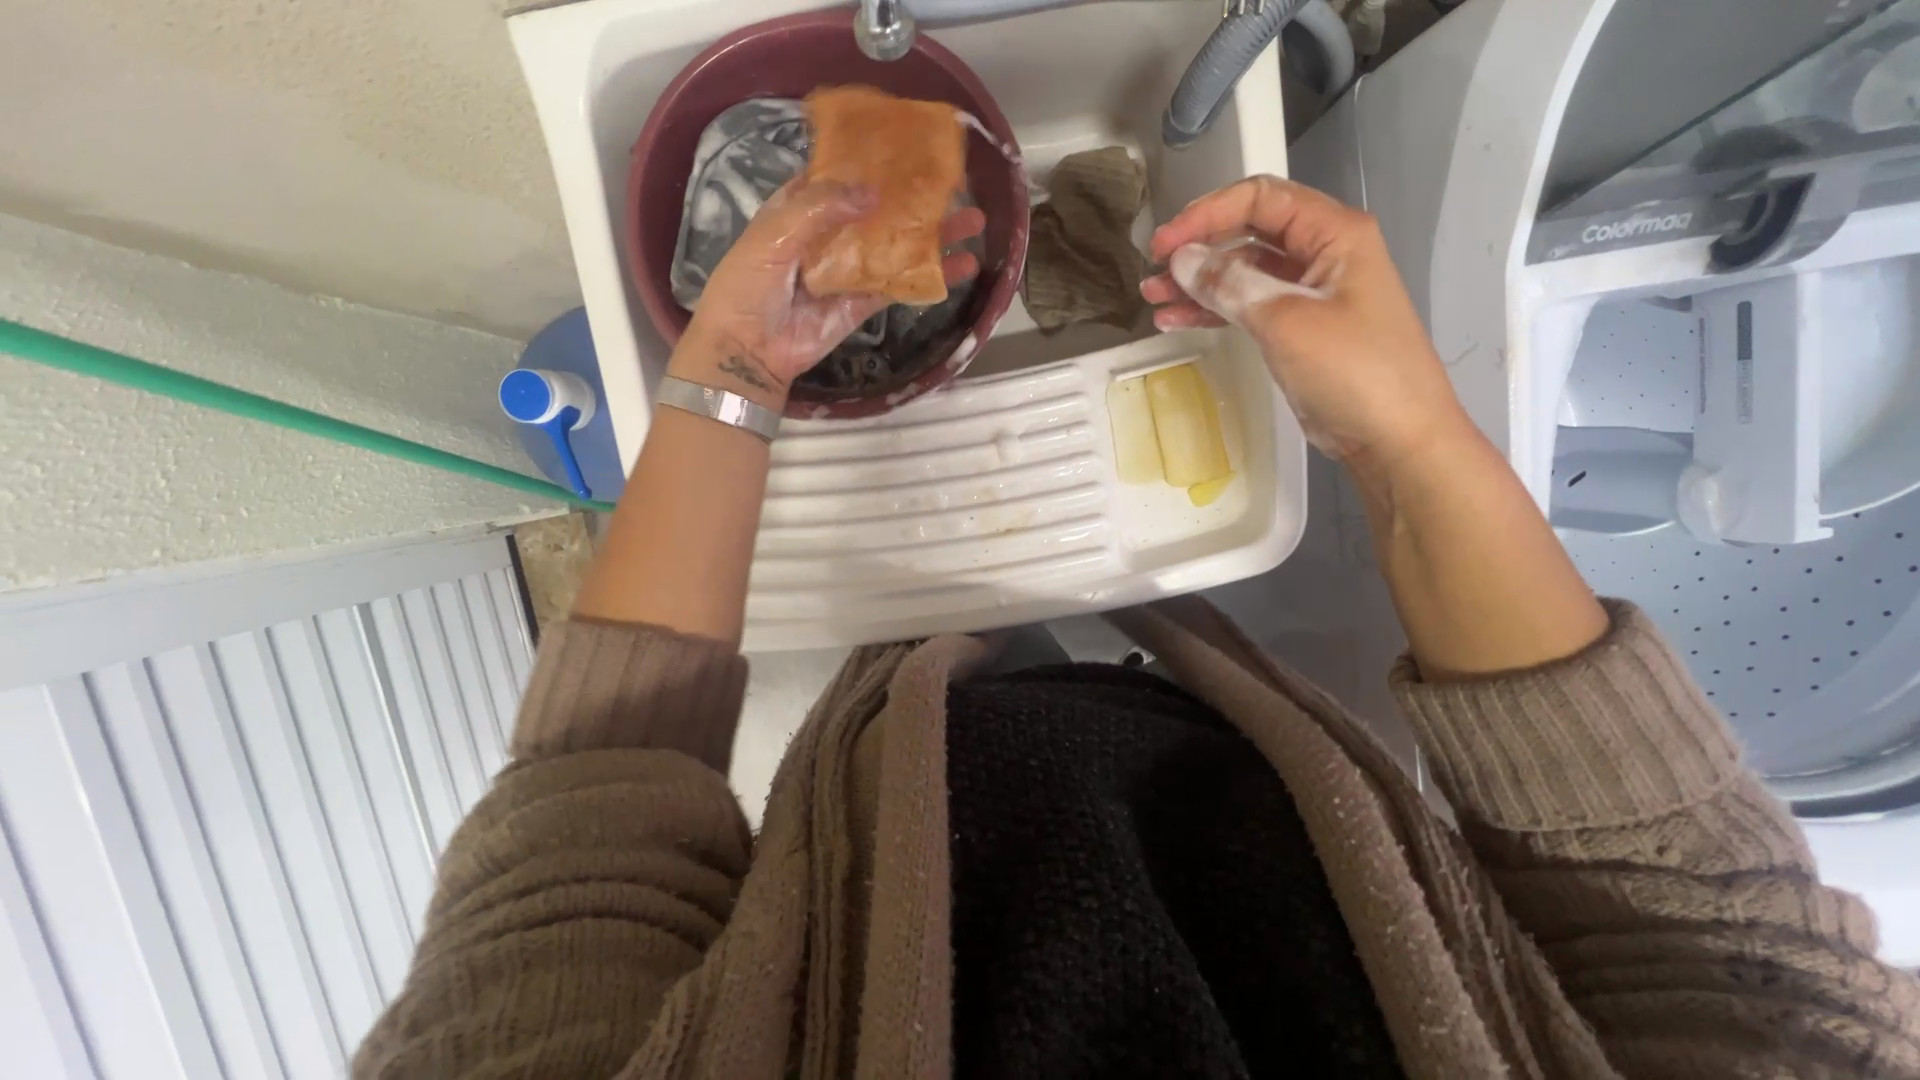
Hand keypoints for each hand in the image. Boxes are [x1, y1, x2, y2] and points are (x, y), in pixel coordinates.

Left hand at [677, 178, 985, 407]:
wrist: (747, 350)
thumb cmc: (748, 286)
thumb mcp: (774, 234)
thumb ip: (820, 208)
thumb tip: (873, 191)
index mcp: (799, 210)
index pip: (840, 176)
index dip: (872, 162)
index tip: (909, 148)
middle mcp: (828, 236)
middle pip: (879, 210)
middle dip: (916, 199)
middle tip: (956, 185)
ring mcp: (849, 271)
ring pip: (896, 246)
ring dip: (933, 235)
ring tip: (971, 222)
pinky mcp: (862, 304)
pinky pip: (899, 285)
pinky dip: (929, 276)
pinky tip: (960, 265)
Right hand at [1140, 175, 1469, 469]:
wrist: (1395, 437)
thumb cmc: (1354, 371)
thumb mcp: (1287, 321)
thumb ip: (1231, 284)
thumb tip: (1182, 260)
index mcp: (1334, 234)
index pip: (1260, 199)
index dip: (1206, 214)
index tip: (1164, 244)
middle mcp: (1322, 253)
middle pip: (1248, 232)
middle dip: (1198, 248)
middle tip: (1153, 272)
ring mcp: (1309, 292)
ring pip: (1242, 271)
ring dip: (1198, 282)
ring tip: (1153, 299)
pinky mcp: (1297, 327)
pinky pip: (1247, 305)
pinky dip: (1212, 310)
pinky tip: (1176, 320)